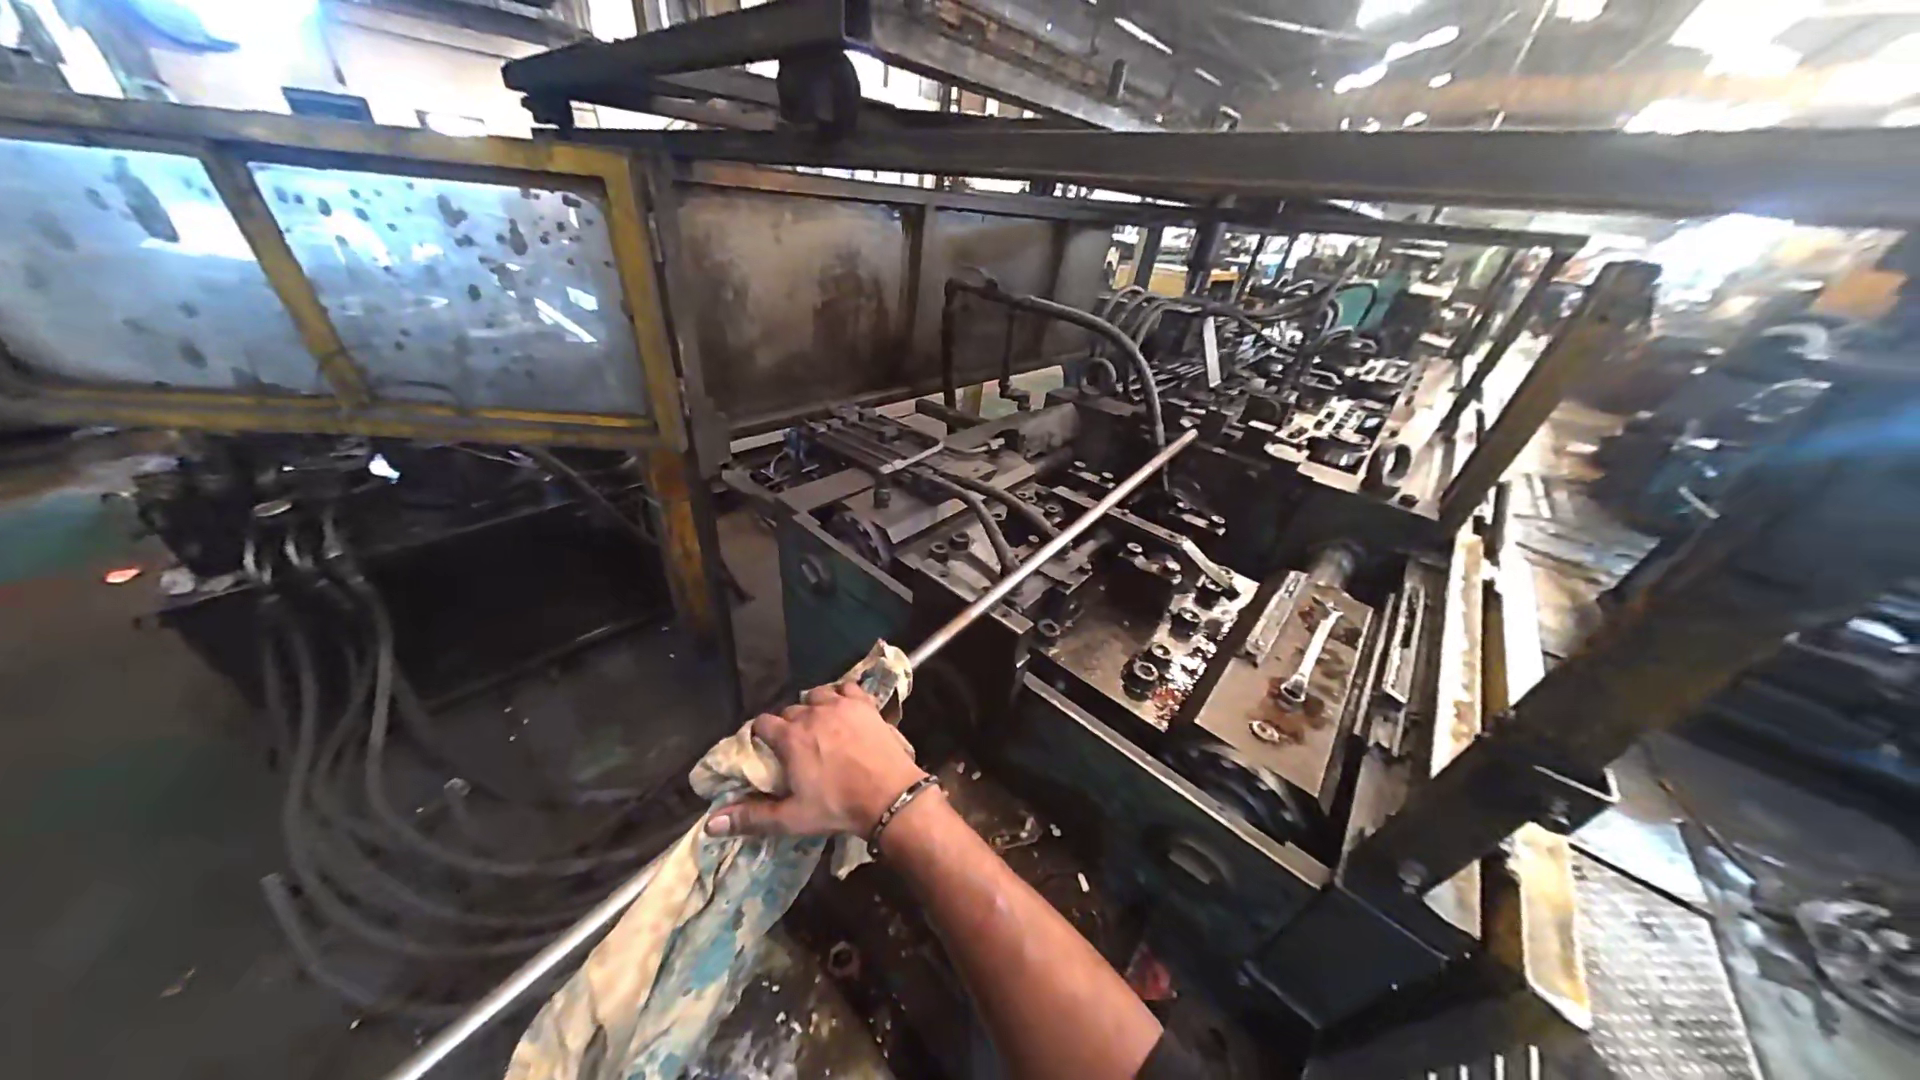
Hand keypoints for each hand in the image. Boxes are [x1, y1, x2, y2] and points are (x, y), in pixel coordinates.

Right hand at [706, 681, 925, 838]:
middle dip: (788, 724)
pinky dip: (842, 695)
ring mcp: (841, 705)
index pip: (763, 723)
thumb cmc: (837, 806)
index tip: (767, 747)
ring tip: (819, 724)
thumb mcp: (791, 818)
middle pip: (790, 710)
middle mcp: (812, 714)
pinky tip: (844, 708)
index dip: (762, 734)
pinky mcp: (865, 703)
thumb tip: (709, 823)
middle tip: (796, 745)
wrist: (889, 794)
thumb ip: (750, 818)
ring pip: (817, 695)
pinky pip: (847, 687)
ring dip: (814, 707)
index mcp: (790, 737)